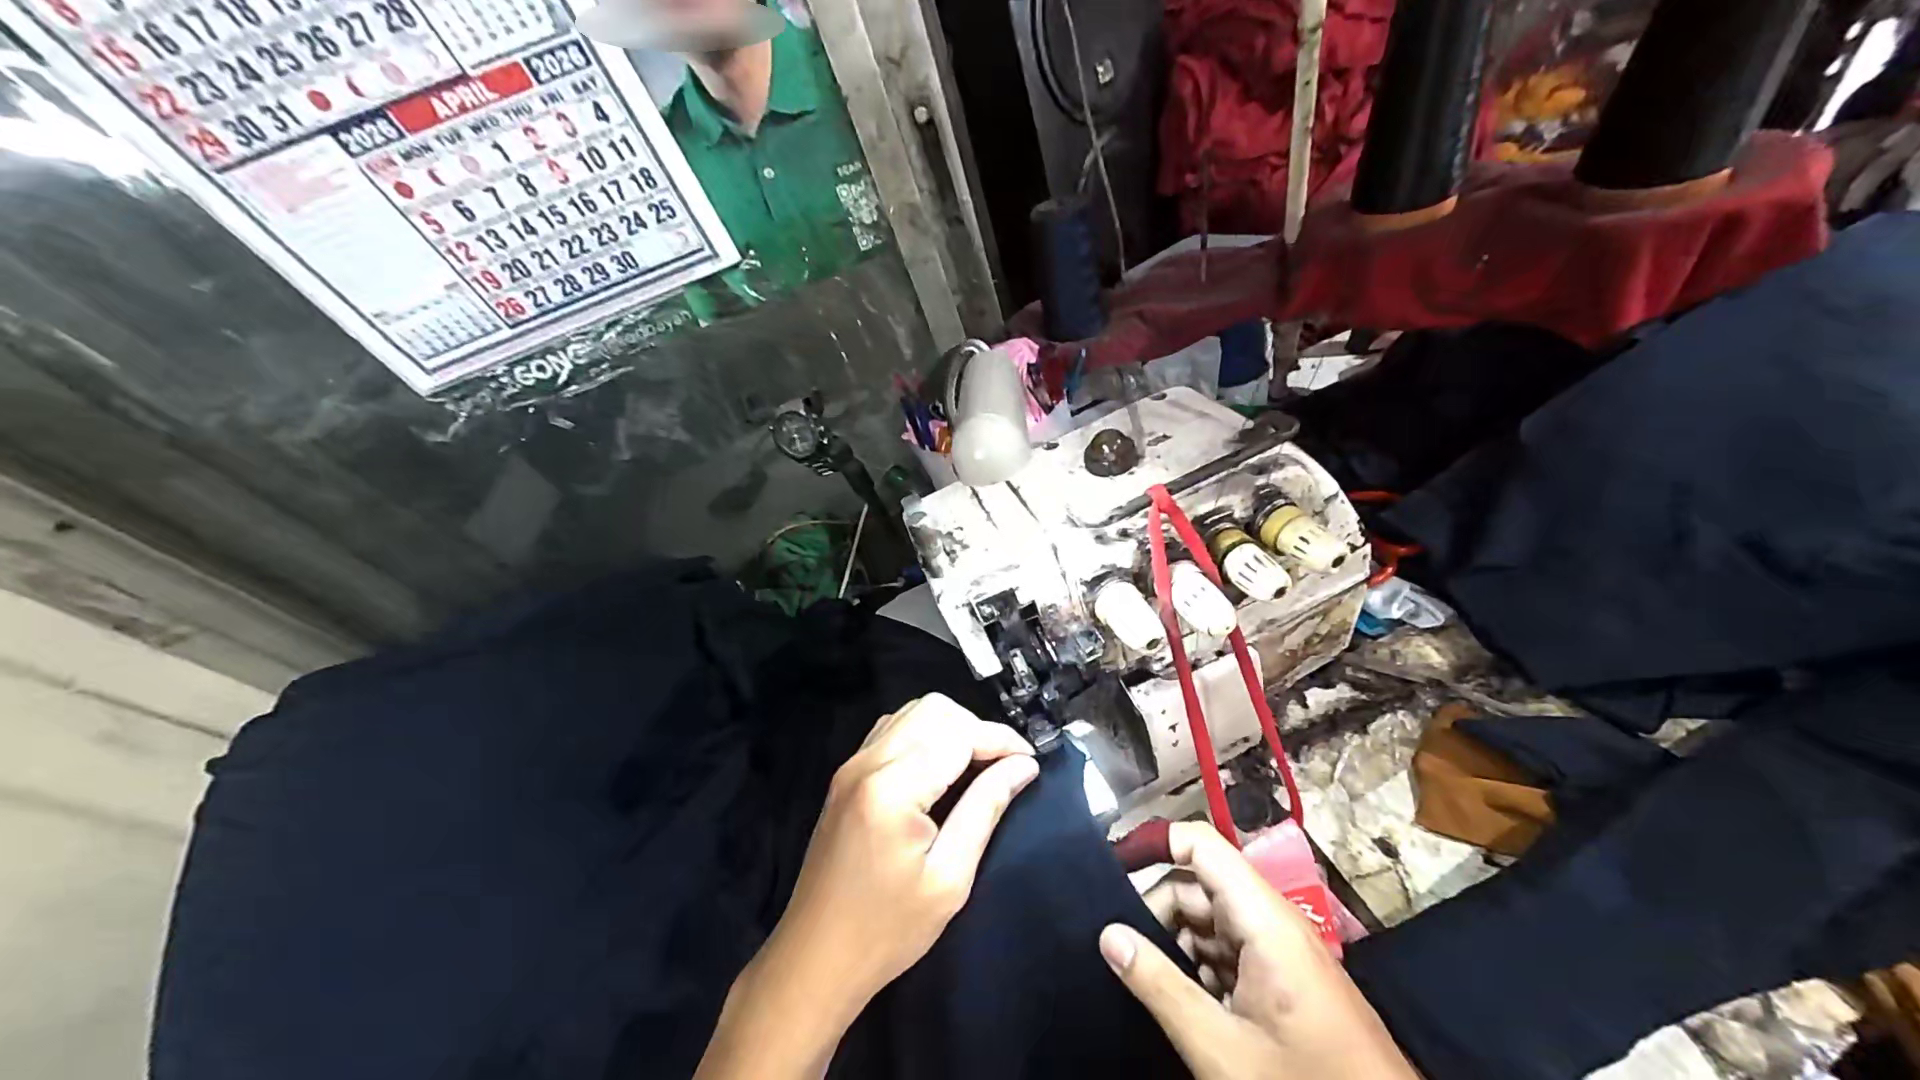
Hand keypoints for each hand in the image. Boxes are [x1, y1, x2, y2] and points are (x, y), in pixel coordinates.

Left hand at [778, 691, 1038, 1002]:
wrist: (816, 956)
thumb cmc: (887, 929)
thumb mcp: (950, 877)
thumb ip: (986, 808)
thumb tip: (1023, 766)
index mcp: (892, 788)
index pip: (958, 733)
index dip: (1001, 739)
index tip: (1030, 761)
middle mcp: (867, 762)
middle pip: (934, 709)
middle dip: (976, 728)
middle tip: (1003, 767)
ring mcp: (851, 765)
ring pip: (912, 712)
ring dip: (951, 728)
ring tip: (977, 767)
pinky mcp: (846, 775)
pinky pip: (893, 729)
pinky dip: (925, 735)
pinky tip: (941, 770)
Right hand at [1099, 821, 1418, 1079]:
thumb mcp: (1222, 1049)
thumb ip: (1159, 986)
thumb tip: (1107, 934)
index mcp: (1264, 919)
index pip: (1200, 845)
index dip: (1154, 846)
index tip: (1108, 871)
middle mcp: (1273, 921)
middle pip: (1200, 883)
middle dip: (1157, 907)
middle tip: (1120, 948)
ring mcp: (1281, 951)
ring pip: (1211, 918)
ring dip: (1176, 940)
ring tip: (1145, 979)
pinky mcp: (1284, 979)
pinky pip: (1229, 949)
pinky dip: (1199, 964)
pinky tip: (1183, 1001)